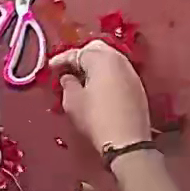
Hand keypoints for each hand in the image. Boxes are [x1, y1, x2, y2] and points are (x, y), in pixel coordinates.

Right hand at [50, 41, 151, 155]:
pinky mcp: (138, 86)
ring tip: (82, 77)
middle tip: (69, 68)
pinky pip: (118, 72)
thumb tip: (68, 77)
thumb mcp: (73, 101)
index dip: (62, 59)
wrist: (127, 141)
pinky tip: (98, 87)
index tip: (51, 67)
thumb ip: (68, 84)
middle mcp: (119, 60)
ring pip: (110, 59)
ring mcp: (131, 72)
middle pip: (97, 49)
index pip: (77, 52)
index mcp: (101, 58)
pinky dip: (106, 74)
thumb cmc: (96, 118)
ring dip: (95, 65)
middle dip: (81, 56)